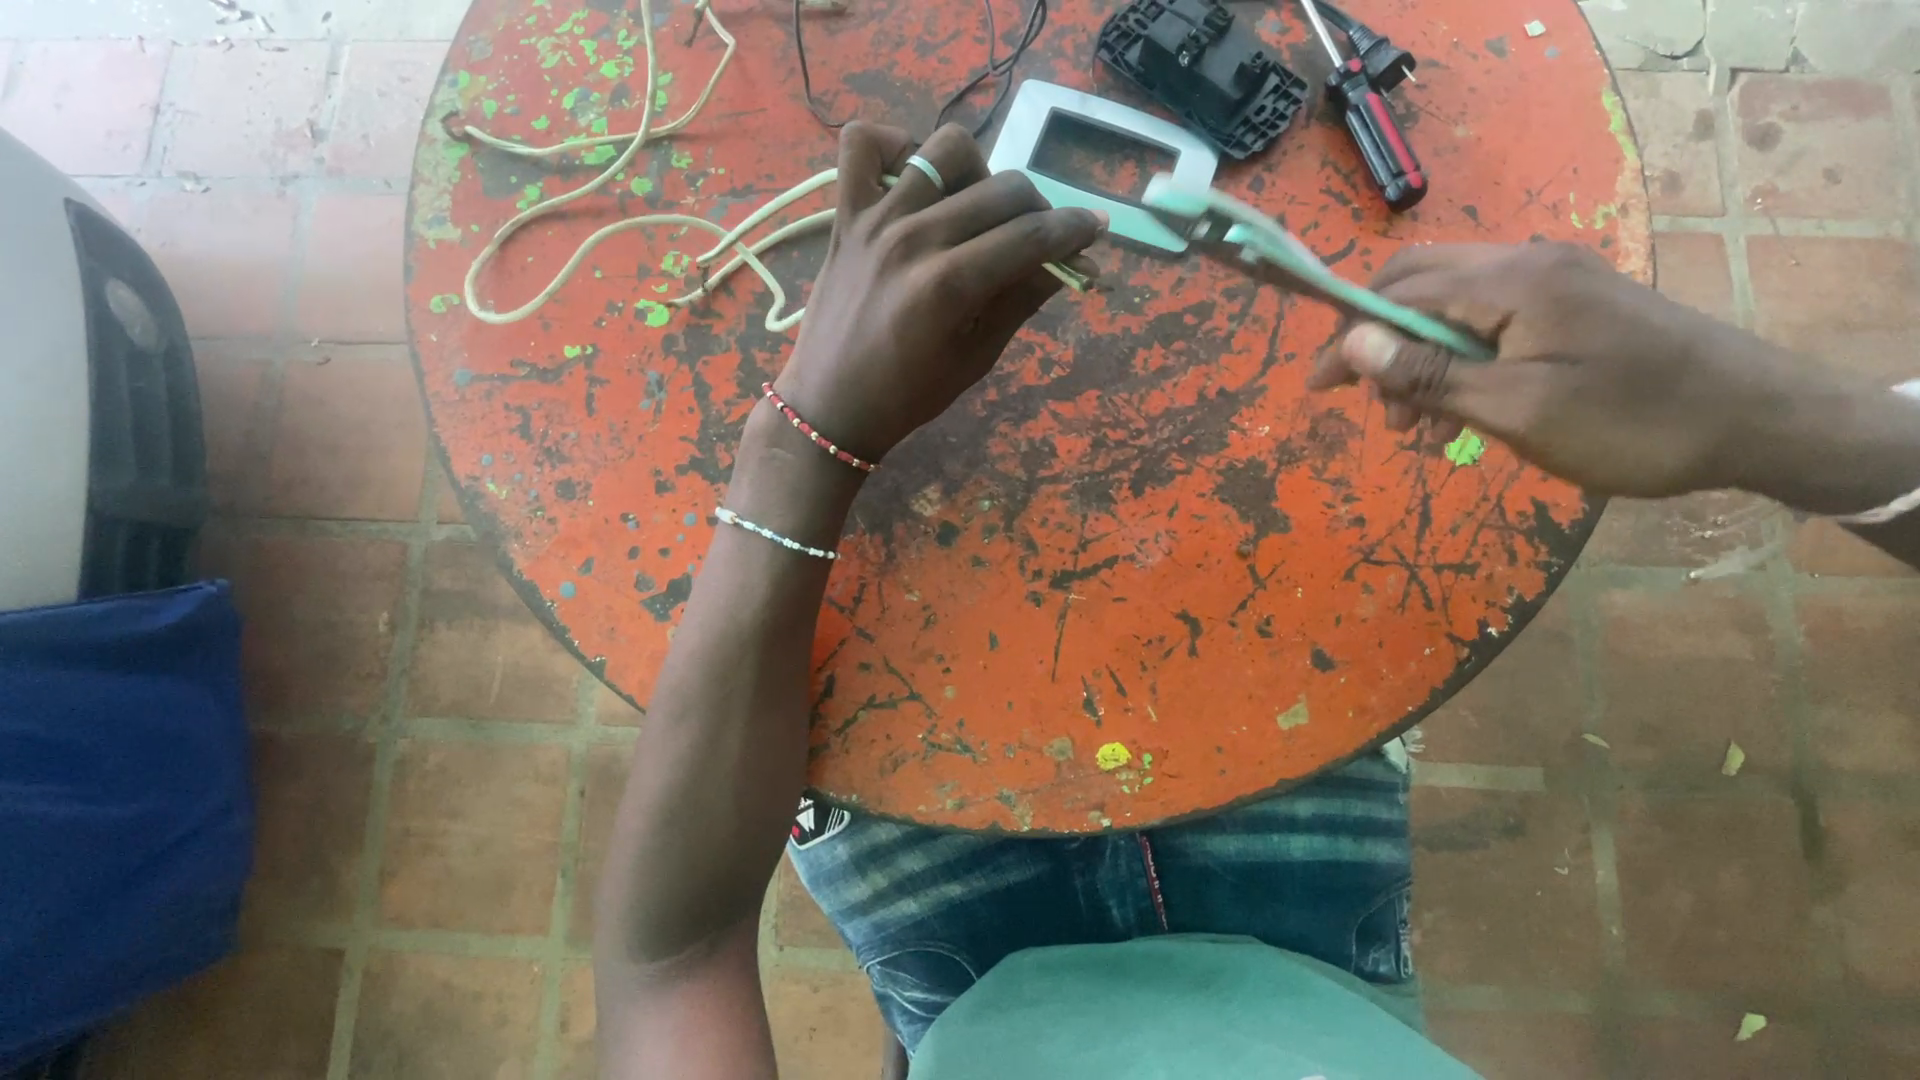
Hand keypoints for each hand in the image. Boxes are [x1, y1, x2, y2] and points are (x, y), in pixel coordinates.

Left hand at [774, 122, 1105, 461]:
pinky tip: (913, 178)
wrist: (830, 406)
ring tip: (976, 210)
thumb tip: (1071, 264)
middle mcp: (915, 238)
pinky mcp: (845, 214)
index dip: (1074, 231)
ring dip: (978, 172)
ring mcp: (876, 219)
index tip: (1093, 233)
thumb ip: (1022, 301)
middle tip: (1037, 241)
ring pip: (946, 149)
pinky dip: (892, 146)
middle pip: (1003, 191)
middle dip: (1039, 211)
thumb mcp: (976, 357)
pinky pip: (861, 144)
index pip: (1032, 236)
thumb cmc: (908, 394)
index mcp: (950, 285)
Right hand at [1307, 242, 1820, 497]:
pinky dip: (1457, 356)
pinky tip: (1461, 406)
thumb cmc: (1629, 422)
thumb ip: (1427, 374)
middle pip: (1416, 281)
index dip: (1347, 339)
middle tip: (1375, 403)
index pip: (1397, 295)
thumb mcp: (1516, 409)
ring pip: (1449, 302)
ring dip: (1418, 356)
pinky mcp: (1569, 301)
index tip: (1317, 389)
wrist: (1758, 419)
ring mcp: (1552, 279)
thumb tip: (1350, 342)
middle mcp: (1526, 263)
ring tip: (1420, 425)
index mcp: (1512, 282)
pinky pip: (1486, 316)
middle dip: (1379, 339)